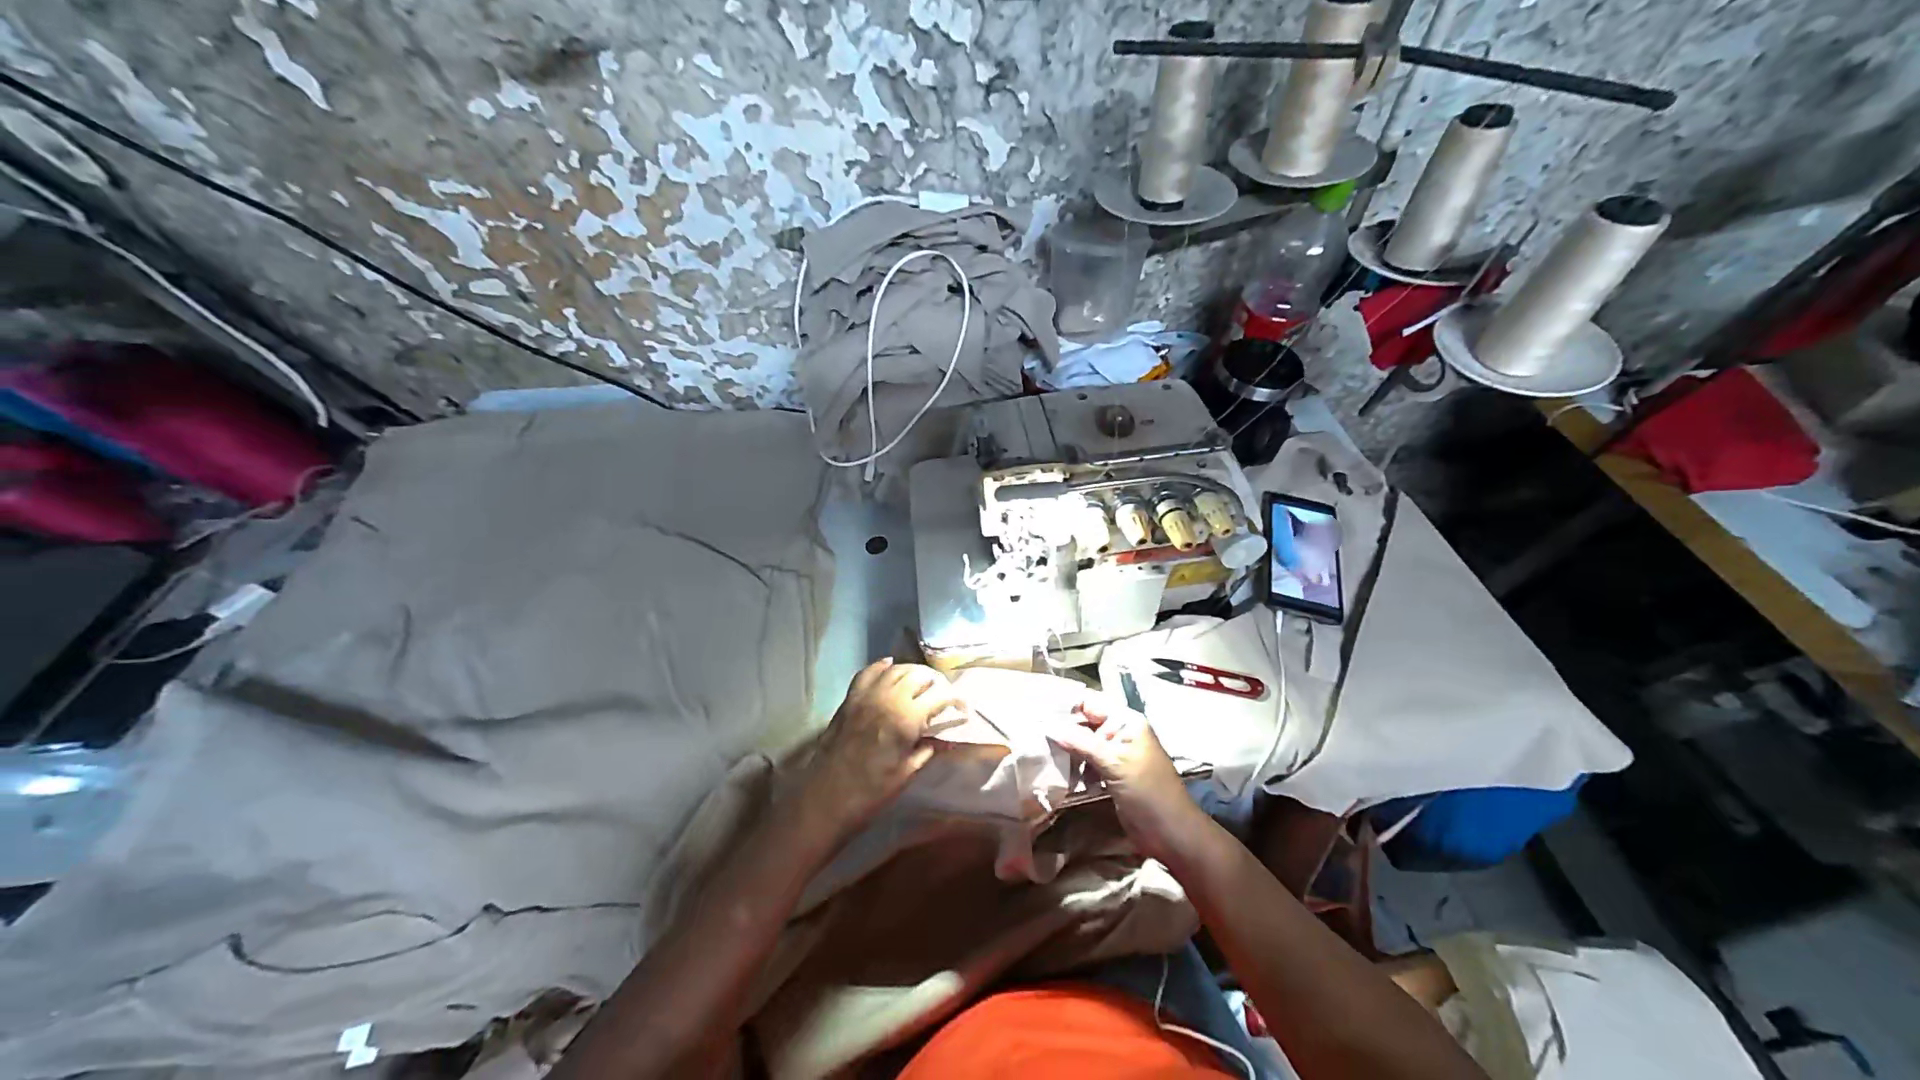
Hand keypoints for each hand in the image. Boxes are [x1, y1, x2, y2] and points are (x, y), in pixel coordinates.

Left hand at [801, 659, 961, 834]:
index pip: (939, 697)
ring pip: (895, 669)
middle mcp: (888, 698)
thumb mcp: (907, 773)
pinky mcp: (850, 699)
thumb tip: (946, 739)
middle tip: (941, 696)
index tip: (963, 709)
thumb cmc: (871, 792)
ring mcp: (866, 696)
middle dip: (934, 683)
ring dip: (911, 673)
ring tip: (920, 683)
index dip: (955, 701)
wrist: (826, 797)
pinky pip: (868, 673)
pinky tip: (889, 667)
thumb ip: (928, 750)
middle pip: (918, 675)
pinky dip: (881, 667)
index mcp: (906, 718)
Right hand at [1047, 698, 1206, 862]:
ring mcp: (1115, 754)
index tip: (1036, 709)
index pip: (1090, 703)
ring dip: (1064, 747)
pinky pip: (1086, 762)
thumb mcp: (1114, 762)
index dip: (1066, 705)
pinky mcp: (1110, 774)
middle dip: (1061, 727)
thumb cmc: (1147, 791)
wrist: (1171, 833)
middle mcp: (1120, 733)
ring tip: (1036, 747)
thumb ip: (1081, 742)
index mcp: (1126, 721)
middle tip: (1030, 730)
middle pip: (1085, 722)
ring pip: (1083, 743)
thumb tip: (1049, 726)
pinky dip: (1073, 764)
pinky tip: (1053, 767)